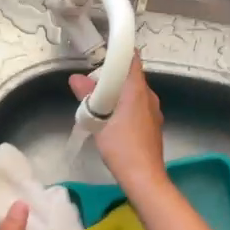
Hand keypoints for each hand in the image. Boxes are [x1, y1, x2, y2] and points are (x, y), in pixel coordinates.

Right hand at [70, 56, 166, 194]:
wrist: (144, 177)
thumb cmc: (122, 147)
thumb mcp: (99, 122)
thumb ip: (88, 98)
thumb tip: (76, 79)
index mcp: (138, 90)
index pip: (132, 60)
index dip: (119, 52)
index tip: (102, 54)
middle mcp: (149, 97)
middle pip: (131, 77)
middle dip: (112, 77)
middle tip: (91, 85)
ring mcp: (154, 111)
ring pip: (134, 94)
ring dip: (117, 94)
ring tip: (97, 104)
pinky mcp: (153, 125)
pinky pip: (138, 107)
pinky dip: (124, 107)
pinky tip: (111, 120)